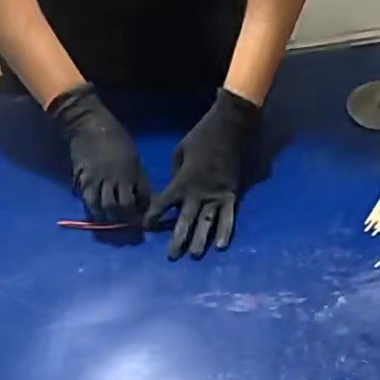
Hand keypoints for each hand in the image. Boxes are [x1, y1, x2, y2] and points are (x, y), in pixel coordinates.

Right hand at [45, 83, 149, 223]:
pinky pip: (87, 201)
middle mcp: (113, 178)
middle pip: (117, 207)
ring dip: (106, 217)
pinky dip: (93, 209)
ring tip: (110, 218)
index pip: (135, 200)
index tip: (140, 220)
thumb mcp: (134, 156)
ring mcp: (96, 181)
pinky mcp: (82, 181)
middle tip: (125, 222)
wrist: (89, 125)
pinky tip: (97, 210)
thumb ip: (138, 179)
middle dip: (122, 218)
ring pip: (101, 207)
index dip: (138, 213)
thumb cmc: (116, 138)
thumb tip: (144, 199)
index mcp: (128, 172)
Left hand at [144, 88, 259, 259]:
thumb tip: (171, 192)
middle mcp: (197, 194)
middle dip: (176, 241)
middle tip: (172, 256)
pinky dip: (225, 232)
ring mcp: (216, 196)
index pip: (161, 207)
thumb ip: (174, 176)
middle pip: (183, 223)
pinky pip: (229, 217)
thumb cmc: (202, 136)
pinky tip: (220, 246)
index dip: (152, 218)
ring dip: (199, 242)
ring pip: (206, 224)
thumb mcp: (179, 153)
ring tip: (193, 255)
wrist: (233, 123)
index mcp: (181, 183)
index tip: (146, 226)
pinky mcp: (232, 195)